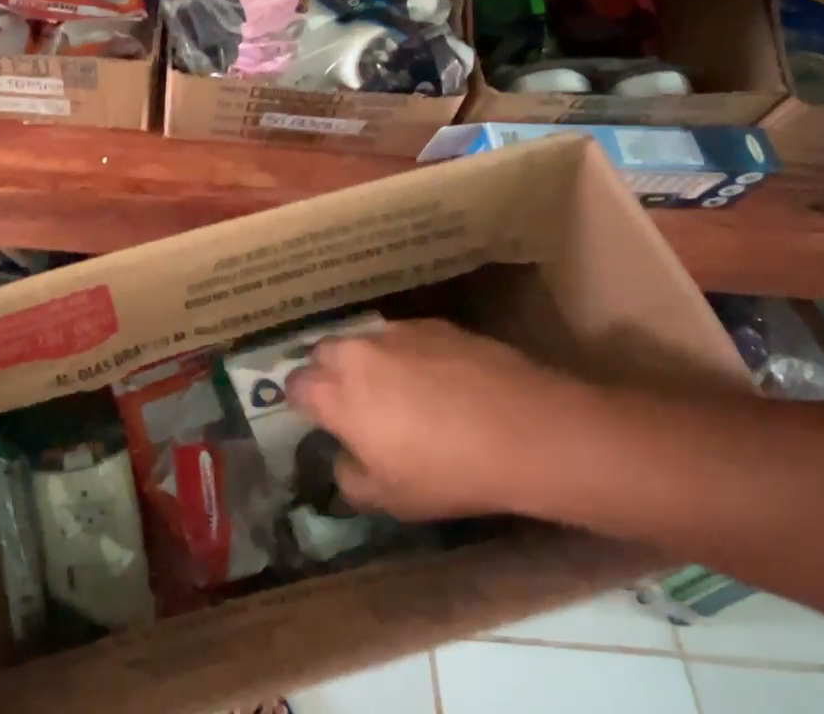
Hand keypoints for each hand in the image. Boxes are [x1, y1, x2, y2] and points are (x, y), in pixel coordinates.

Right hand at [286, 319, 589, 520]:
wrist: (528, 432)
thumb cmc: (448, 472)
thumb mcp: (390, 499)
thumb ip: (350, 477)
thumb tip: (345, 457)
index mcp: (335, 394)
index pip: (295, 385)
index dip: (303, 402)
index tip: (320, 419)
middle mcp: (357, 353)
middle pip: (324, 353)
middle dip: (330, 373)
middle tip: (355, 403)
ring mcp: (398, 333)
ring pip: (366, 341)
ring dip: (371, 361)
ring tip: (400, 389)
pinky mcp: (437, 325)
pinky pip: (407, 337)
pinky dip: (411, 355)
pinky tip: (440, 380)